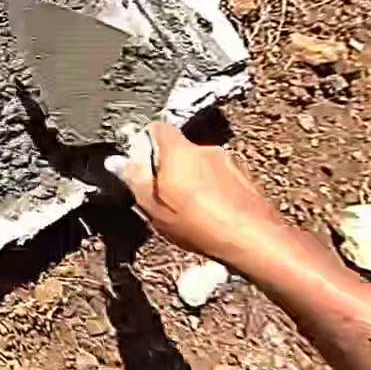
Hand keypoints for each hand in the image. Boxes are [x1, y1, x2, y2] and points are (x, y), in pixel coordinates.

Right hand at [107, 120, 286, 267]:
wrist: (255, 240)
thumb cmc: (199, 224)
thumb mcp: (153, 206)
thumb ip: (134, 179)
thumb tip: (116, 161)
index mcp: (178, 152)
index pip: (157, 129)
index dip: (143, 142)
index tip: (136, 162)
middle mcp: (205, 151)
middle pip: (177, 150)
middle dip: (165, 167)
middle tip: (157, 195)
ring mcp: (228, 163)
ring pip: (198, 164)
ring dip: (188, 180)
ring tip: (183, 210)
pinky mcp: (244, 178)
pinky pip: (216, 177)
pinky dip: (208, 189)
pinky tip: (205, 214)